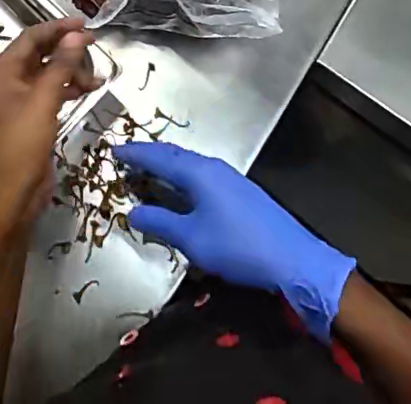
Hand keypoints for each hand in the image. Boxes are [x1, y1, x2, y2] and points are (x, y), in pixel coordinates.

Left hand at [0, 17, 99, 239]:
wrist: (10, 196)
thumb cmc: (22, 144)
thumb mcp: (43, 101)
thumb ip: (60, 65)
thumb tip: (76, 34)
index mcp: (1, 70)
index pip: (31, 37)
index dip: (57, 28)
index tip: (85, 24)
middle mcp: (6, 80)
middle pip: (38, 53)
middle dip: (66, 49)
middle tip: (95, 48)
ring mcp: (16, 99)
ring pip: (46, 73)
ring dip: (70, 70)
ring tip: (97, 76)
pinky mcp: (28, 117)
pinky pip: (49, 92)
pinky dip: (67, 88)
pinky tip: (88, 90)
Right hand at [115, 142, 356, 340]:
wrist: (296, 261)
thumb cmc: (238, 247)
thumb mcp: (193, 239)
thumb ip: (161, 223)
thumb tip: (132, 212)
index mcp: (197, 172)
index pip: (157, 157)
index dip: (134, 154)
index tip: (114, 150)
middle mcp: (212, 167)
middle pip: (173, 154)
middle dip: (149, 154)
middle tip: (127, 155)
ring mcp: (229, 177)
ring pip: (189, 162)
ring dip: (167, 163)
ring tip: (150, 168)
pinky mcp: (241, 190)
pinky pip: (201, 172)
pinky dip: (183, 173)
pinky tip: (183, 186)